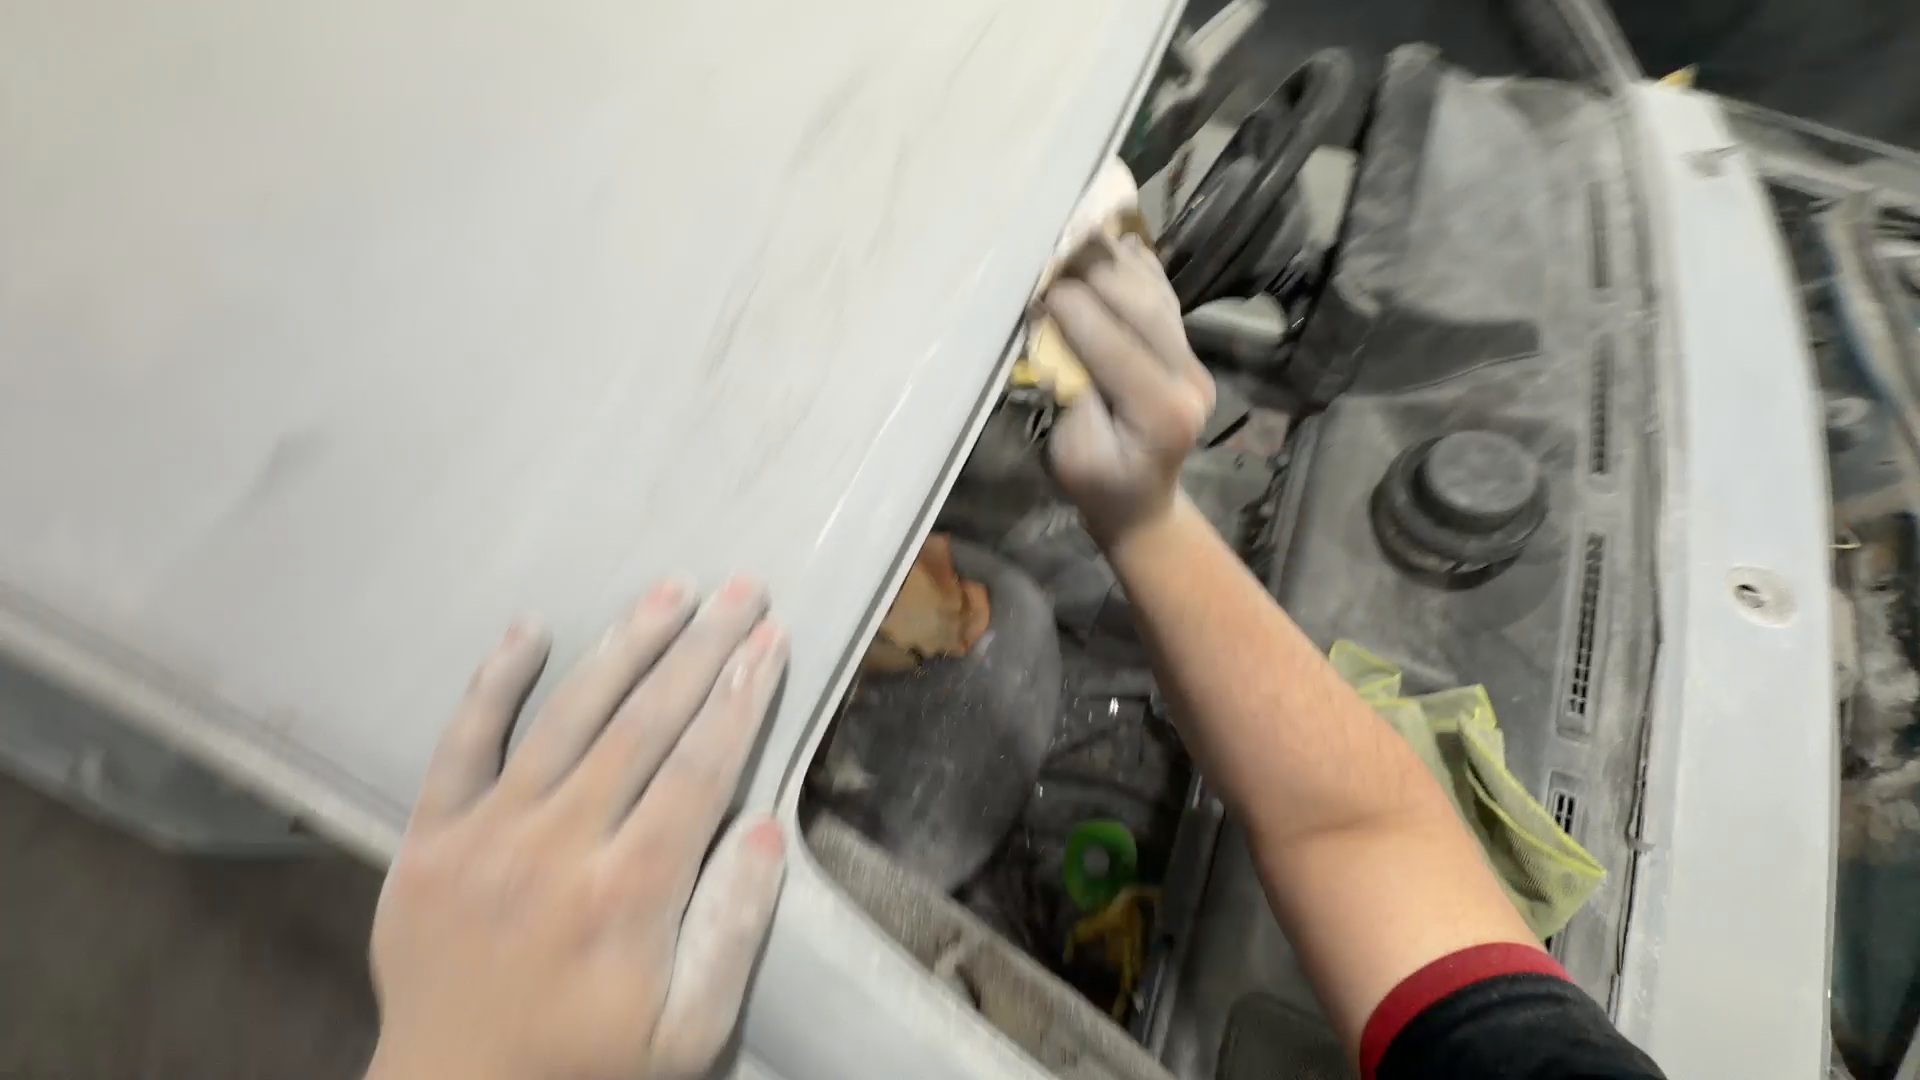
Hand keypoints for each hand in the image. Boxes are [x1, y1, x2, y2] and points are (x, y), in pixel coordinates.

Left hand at [366, 577, 789, 1079]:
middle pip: (646, 724)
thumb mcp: (689, 1032)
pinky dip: (494, 681)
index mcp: (628, 896)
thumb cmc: (591, 1064)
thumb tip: (767, 827)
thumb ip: (733, 930)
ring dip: (627, 644)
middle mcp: (558, 849)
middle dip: (704, 648)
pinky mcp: (428, 840)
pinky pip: (460, 743)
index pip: (701, 769)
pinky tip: (531, 628)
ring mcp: (486, 838)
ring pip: (568, 716)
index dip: (743, 697)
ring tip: (672, 589)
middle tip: (741, 589)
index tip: (772, 638)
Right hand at [1043, 234, 1214, 547]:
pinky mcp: (1188, 352)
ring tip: (1081, 233)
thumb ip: (1073, 397)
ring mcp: (1195, 362)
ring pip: (1158, 297)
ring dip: (1117, 262)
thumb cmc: (1100, 485)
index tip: (1040, 287)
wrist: (1141, 500)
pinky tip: (1115, 243)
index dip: (1077, 312)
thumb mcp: (1074, 455)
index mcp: (1162, 414)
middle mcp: (1190, 380)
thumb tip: (1061, 336)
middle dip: (1097, 275)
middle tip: (1057, 249)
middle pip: (1144, 310)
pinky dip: (1139, 268)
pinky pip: (1165, 299)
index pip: (1117, 347)